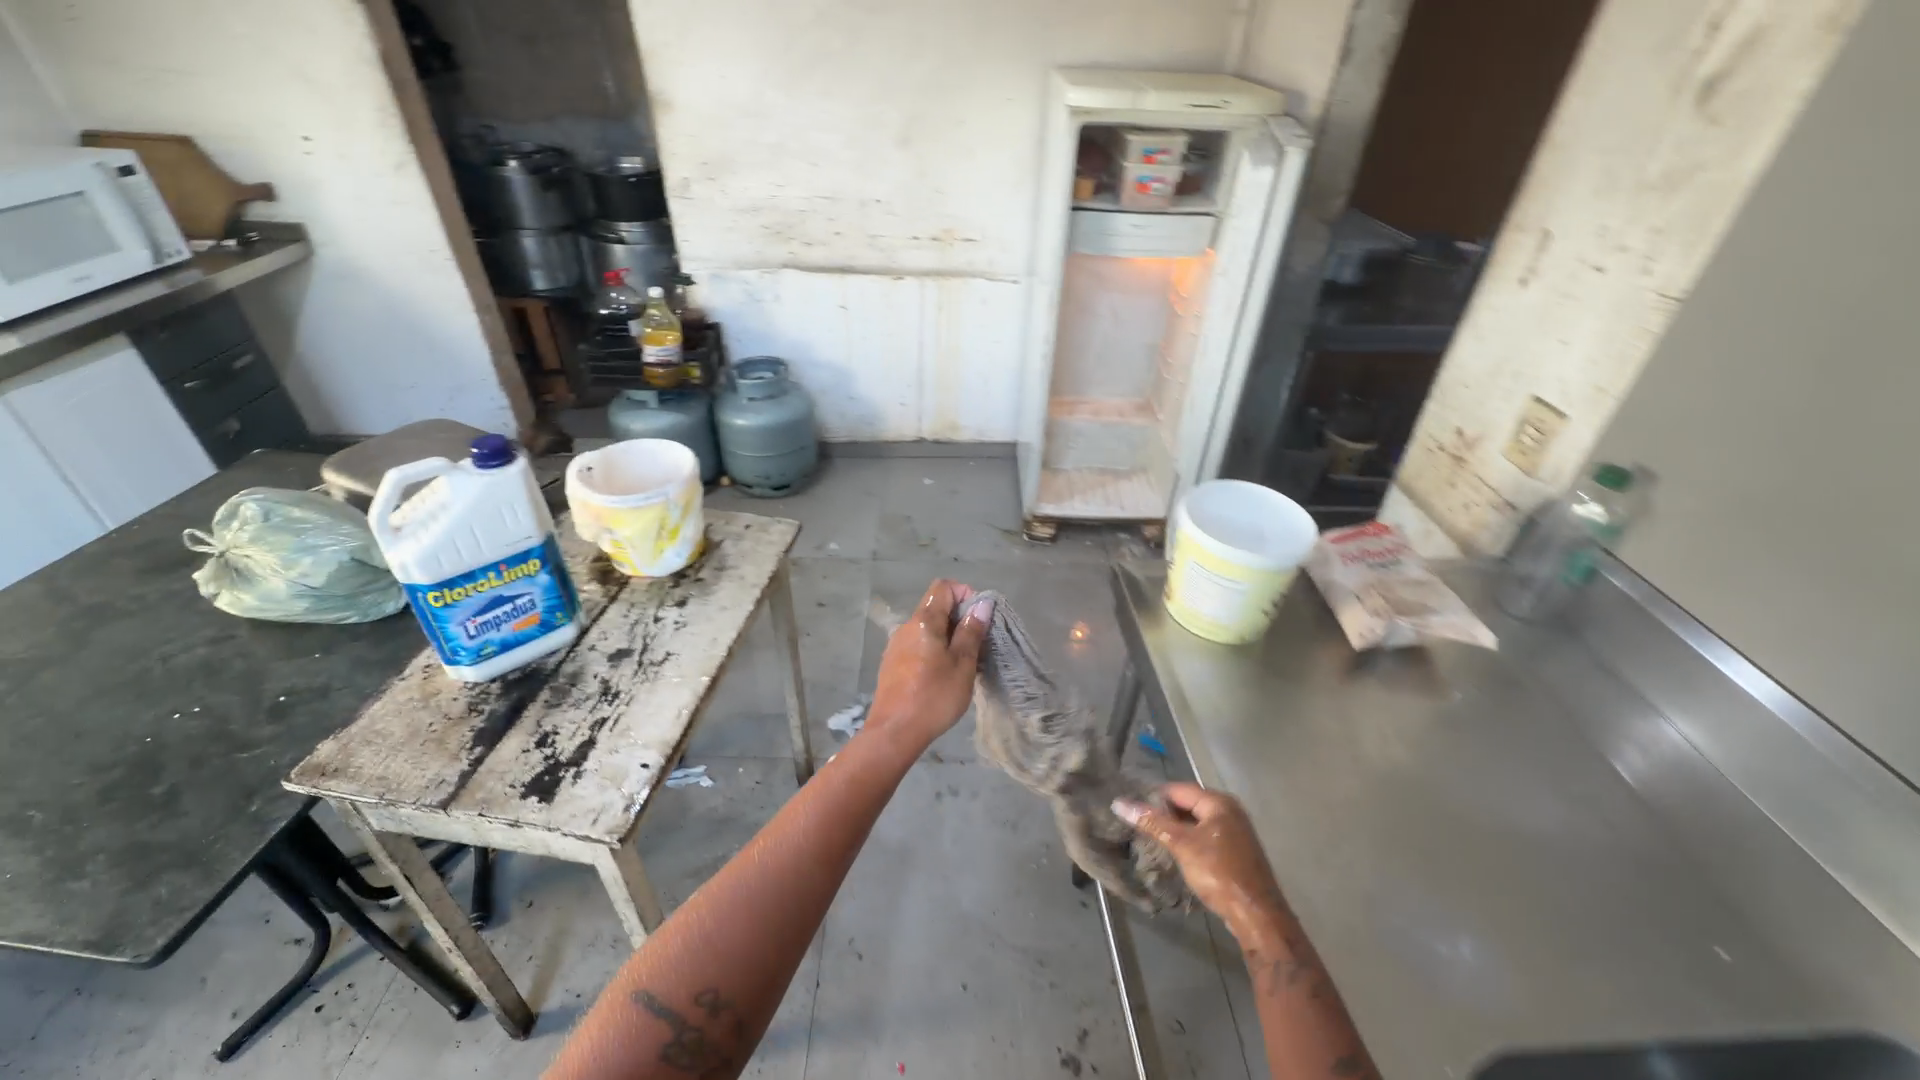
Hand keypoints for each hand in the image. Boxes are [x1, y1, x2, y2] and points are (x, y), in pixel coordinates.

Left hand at [866, 580, 992, 749]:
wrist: (894, 732)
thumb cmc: (934, 696)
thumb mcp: (962, 664)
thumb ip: (971, 631)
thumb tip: (982, 603)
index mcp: (923, 621)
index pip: (943, 587)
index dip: (965, 594)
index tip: (979, 619)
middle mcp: (906, 627)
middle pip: (935, 608)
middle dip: (960, 619)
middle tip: (978, 646)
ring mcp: (896, 646)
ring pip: (927, 629)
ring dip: (949, 638)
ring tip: (965, 664)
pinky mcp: (892, 664)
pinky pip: (918, 646)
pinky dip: (935, 651)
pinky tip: (944, 676)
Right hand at [1114, 784, 1288, 946]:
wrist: (1255, 914)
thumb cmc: (1218, 873)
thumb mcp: (1181, 844)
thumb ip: (1152, 822)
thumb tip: (1120, 803)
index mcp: (1219, 802)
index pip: (1178, 789)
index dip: (1153, 796)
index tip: (1131, 806)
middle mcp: (1229, 811)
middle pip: (1188, 804)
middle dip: (1163, 813)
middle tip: (1137, 822)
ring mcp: (1234, 831)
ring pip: (1196, 822)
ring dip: (1175, 828)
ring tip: (1149, 836)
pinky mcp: (1234, 850)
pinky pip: (1205, 836)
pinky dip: (1188, 840)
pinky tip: (1172, 851)